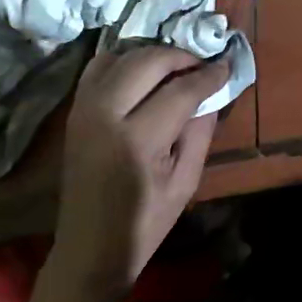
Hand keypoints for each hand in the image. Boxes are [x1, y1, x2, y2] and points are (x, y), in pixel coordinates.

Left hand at [52, 44, 227, 285]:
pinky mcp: (75, 110)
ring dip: (153, 55)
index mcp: (138, 139)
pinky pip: (99, 67)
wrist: (89, 246)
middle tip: (202, 65)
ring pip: (121, 56)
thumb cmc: (145, 221)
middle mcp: (106, 113)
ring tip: (175, 68)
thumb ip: (200, 132)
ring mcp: (84, 108)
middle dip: (180, 56)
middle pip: (148, 61)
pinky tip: (144, 74)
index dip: (208, 75)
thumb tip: (211, 93)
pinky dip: (125, 60)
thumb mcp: (186, 181)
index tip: (226, 66)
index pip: (180, 90)